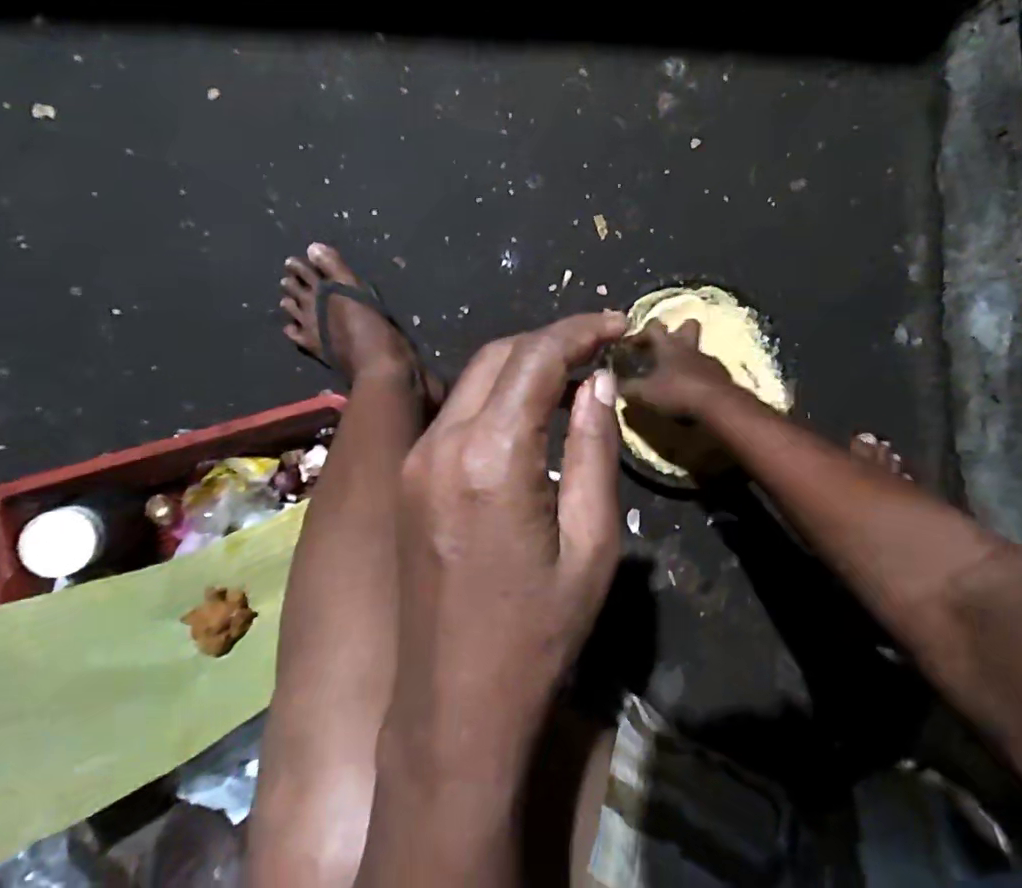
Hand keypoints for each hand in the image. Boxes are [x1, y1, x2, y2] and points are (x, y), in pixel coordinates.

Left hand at [381, 311, 628, 784]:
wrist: (453, 695)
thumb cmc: (535, 634)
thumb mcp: (590, 547)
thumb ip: (593, 452)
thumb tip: (597, 384)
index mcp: (488, 457)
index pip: (533, 359)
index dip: (577, 332)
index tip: (616, 325)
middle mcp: (439, 443)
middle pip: (494, 357)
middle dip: (548, 342)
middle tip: (599, 352)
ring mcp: (412, 459)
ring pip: (468, 382)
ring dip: (518, 368)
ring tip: (572, 378)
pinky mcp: (404, 477)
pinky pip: (450, 416)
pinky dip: (490, 400)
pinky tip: (525, 416)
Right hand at [612, 318, 738, 416]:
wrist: (719, 407)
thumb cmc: (677, 393)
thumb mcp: (642, 393)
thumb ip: (625, 387)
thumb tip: (609, 381)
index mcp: (668, 346)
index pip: (652, 327)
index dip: (640, 333)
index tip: (630, 345)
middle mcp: (689, 348)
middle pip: (687, 326)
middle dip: (678, 329)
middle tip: (668, 341)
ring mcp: (708, 361)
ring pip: (697, 350)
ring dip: (688, 357)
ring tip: (676, 373)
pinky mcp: (722, 377)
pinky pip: (707, 370)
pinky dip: (698, 376)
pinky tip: (691, 390)